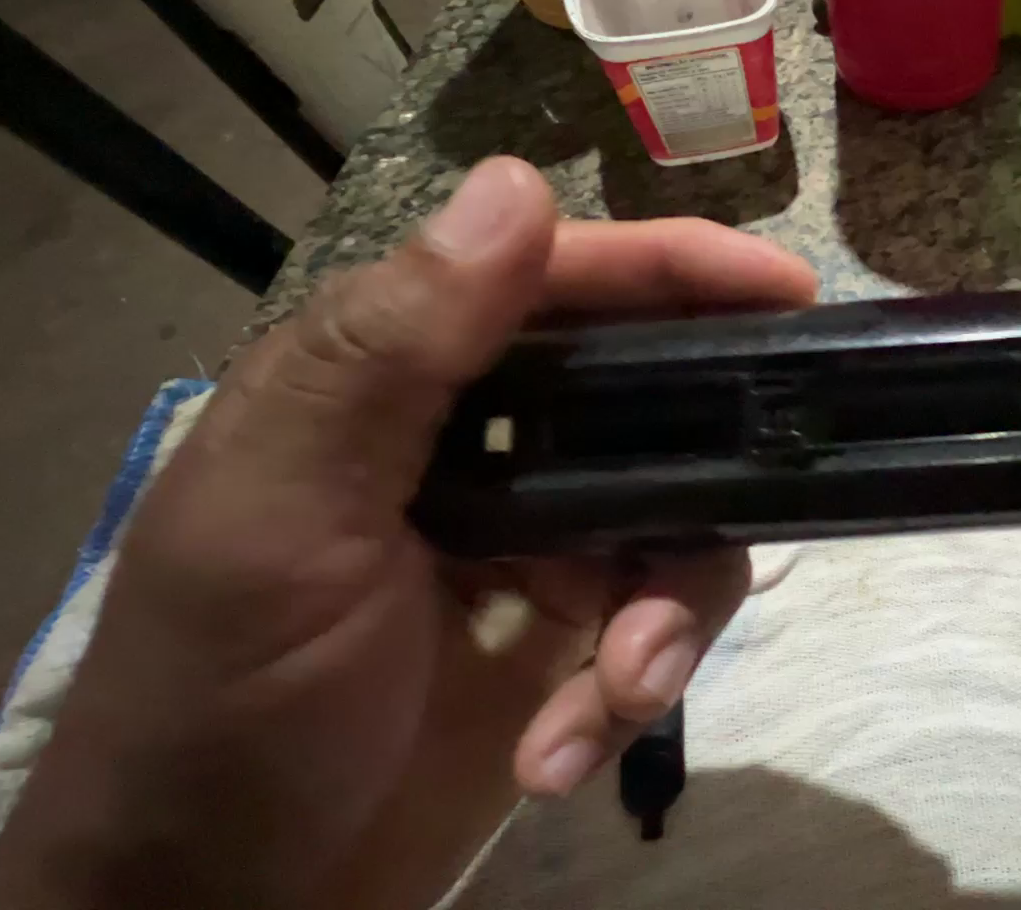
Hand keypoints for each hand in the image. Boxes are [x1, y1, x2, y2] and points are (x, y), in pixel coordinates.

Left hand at [0, 158, 816, 909]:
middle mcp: (512, 439)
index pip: (579, 283)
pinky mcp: (595, 618)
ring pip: (690, 521)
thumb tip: (520, 182)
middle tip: (787, 464)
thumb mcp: (283, 512)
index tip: (792, 286)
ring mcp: (564, 532)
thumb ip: (393, 351)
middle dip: (721, 448)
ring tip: (625, 680)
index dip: (687, 268)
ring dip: (672, 608)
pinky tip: (567, 746)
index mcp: (429, 379)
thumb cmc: (228, 694)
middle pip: (667, 397)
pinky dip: (637, 681)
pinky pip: (670, 618)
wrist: (237, 892)